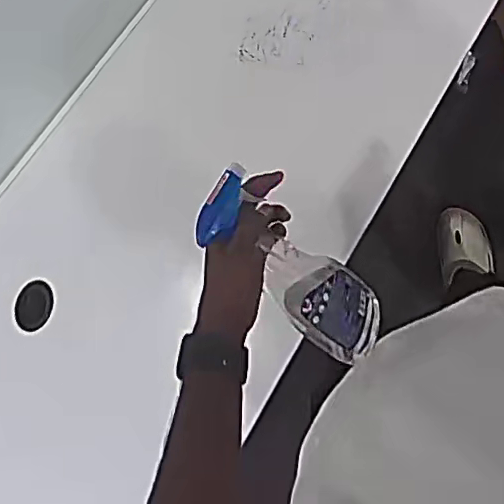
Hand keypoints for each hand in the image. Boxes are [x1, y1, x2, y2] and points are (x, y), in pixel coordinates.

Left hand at [195, 172, 288, 341]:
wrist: (224, 324)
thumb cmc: (230, 292)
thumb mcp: (245, 251)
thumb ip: (253, 224)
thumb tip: (263, 206)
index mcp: (220, 226)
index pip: (239, 194)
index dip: (259, 184)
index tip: (276, 178)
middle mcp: (223, 233)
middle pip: (246, 206)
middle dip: (266, 201)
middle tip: (282, 205)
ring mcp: (230, 246)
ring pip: (252, 221)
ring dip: (268, 218)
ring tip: (282, 221)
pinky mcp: (239, 259)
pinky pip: (254, 236)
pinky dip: (267, 233)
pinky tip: (276, 236)